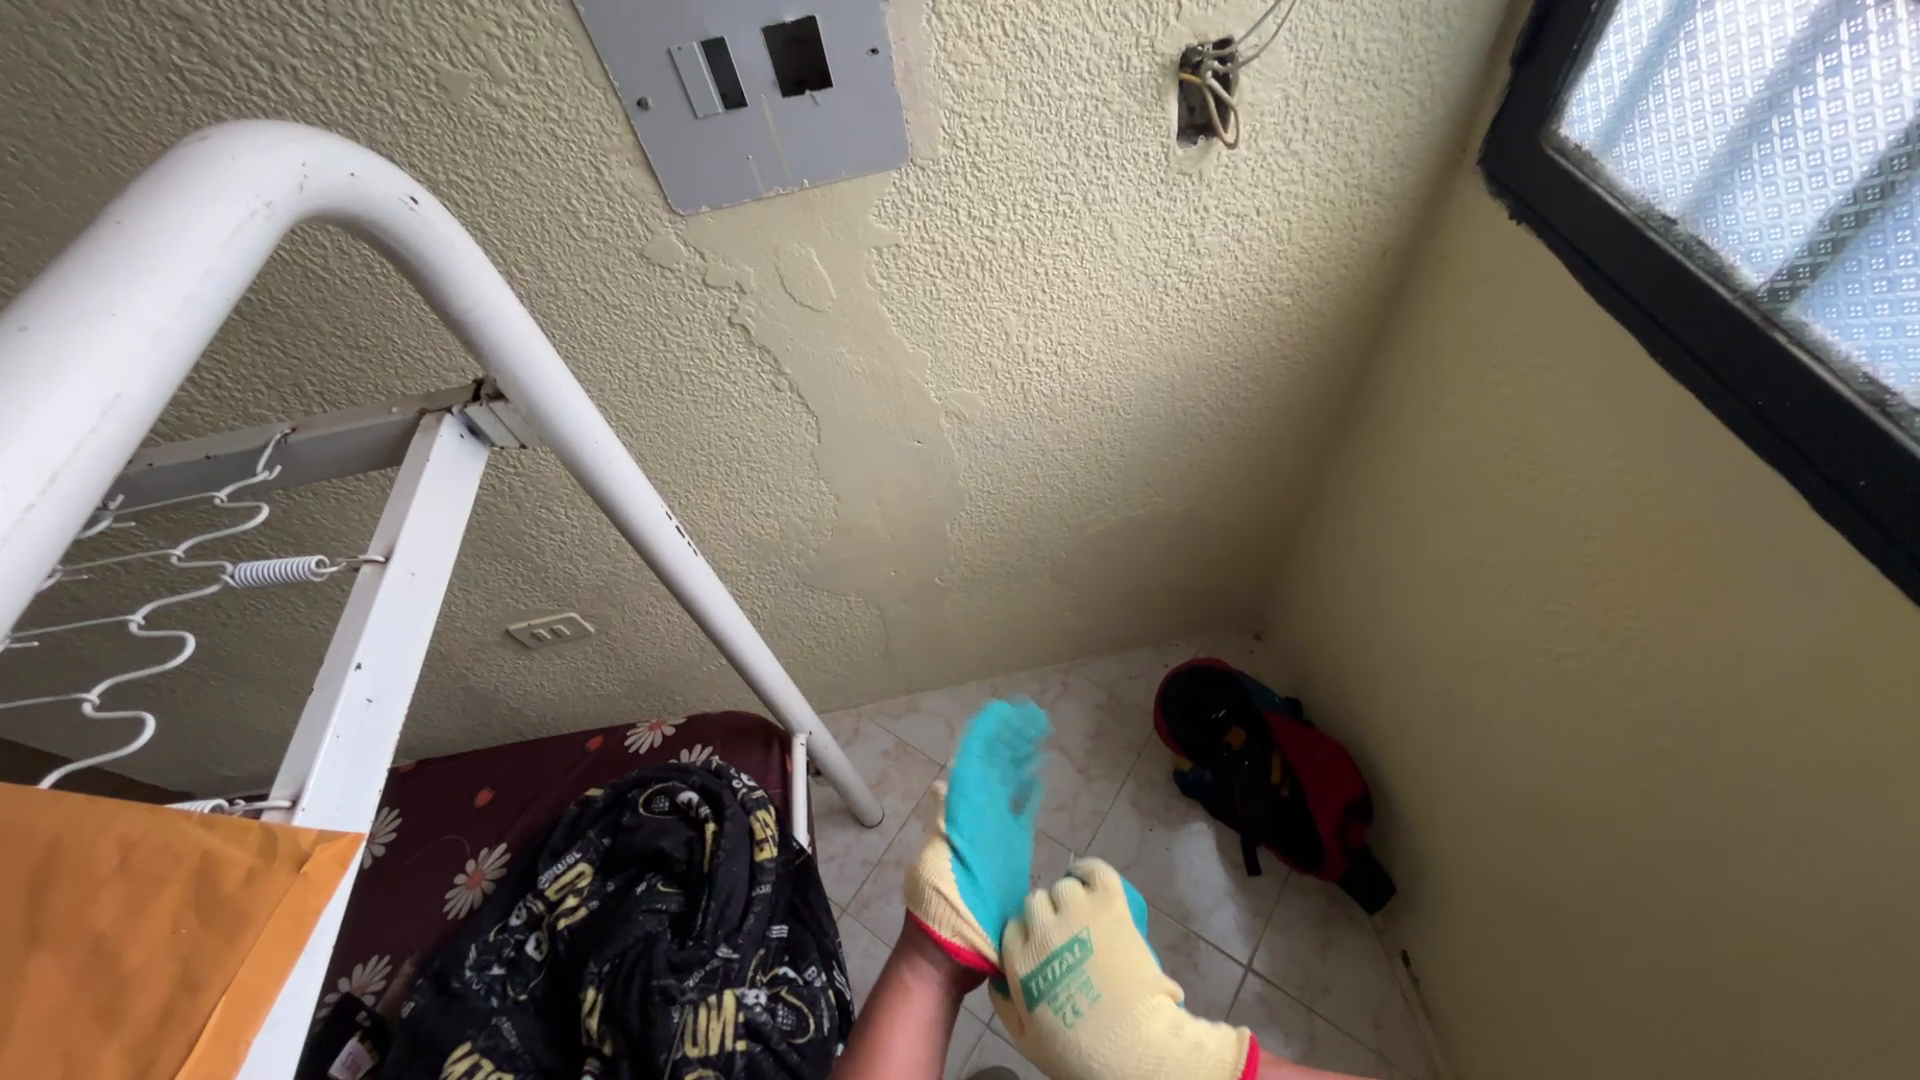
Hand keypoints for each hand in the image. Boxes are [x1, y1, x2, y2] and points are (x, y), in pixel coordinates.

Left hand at [901, 699, 1048, 972]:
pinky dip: (1027, 793)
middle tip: (1033, 718)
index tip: (1007, 713)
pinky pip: (1020, 814)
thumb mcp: (937, 862)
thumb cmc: (941, 909)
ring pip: (1008, 786)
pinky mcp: (1010, 852)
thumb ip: (945, 825)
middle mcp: (978, 816)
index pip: (976, 764)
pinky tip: (1036, 776)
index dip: (990, 737)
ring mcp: (994, 832)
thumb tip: (944, 784)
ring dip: (1020, 759)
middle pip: (996, 769)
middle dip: (1011, 741)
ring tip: (1038, 736)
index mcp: (963, 814)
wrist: (951, 953)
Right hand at [990, 859, 1258, 1079]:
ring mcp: (1076, 912)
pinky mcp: (1109, 904)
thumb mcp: (1027, 1040)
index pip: (1013, 926)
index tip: (1044, 950)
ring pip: (1063, 888)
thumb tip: (996, 981)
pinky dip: (1089, 871)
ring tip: (1085, 918)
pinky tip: (1089, 880)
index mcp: (1019, 960)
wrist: (1130, 1049)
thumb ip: (1005, 1006)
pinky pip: (1095, 870)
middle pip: (1035, 903)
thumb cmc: (1079, 1052)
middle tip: (1068, 937)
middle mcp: (1042, 928)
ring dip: (1071, 900)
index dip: (1029, 936)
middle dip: (1049, 918)